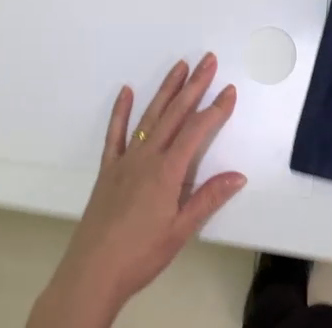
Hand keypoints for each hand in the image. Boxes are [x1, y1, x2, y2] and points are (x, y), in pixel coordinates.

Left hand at [28, 54, 245, 327]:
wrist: (93, 271)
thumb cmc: (141, 254)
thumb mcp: (181, 231)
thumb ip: (208, 199)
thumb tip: (239, 175)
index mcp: (168, 172)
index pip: (196, 131)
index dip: (215, 109)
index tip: (229, 90)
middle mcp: (147, 157)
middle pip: (175, 113)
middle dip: (194, 85)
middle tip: (208, 60)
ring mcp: (125, 159)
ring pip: (150, 116)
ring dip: (166, 89)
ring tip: (180, 66)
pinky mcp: (108, 168)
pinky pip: (116, 133)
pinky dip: (121, 111)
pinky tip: (126, 91)